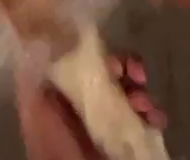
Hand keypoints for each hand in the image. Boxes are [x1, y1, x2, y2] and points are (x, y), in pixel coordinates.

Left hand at [14, 55, 162, 159]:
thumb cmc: (52, 149)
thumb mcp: (35, 110)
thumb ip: (33, 77)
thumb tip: (40, 40)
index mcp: (68, 93)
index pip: (88, 61)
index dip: (103, 55)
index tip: (114, 61)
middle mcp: (90, 104)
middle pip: (116, 74)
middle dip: (129, 70)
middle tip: (136, 75)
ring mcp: (111, 124)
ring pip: (134, 93)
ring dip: (143, 93)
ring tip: (144, 105)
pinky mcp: (129, 142)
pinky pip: (148, 121)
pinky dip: (155, 115)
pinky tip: (155, 119)